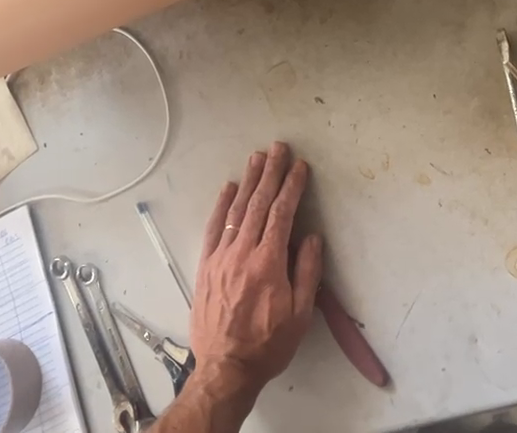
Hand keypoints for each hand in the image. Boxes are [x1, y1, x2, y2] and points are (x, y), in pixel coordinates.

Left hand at [189, 143, 324, 396]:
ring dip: (248, 181)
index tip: (300, 167)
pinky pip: (214, 227)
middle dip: (271, 173)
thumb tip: (311, 236)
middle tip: (279, 148)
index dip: (292, 187)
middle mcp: (243, 252)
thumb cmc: (268, 345)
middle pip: (259, 203)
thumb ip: (307, 272)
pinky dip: (221, 204)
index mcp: (268, 263)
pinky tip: (228, 187)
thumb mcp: (300, 315)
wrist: (225, 368)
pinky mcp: (206, 265)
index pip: (282, 214)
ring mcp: (221, 256)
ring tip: (257, 158)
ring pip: (236, 209)